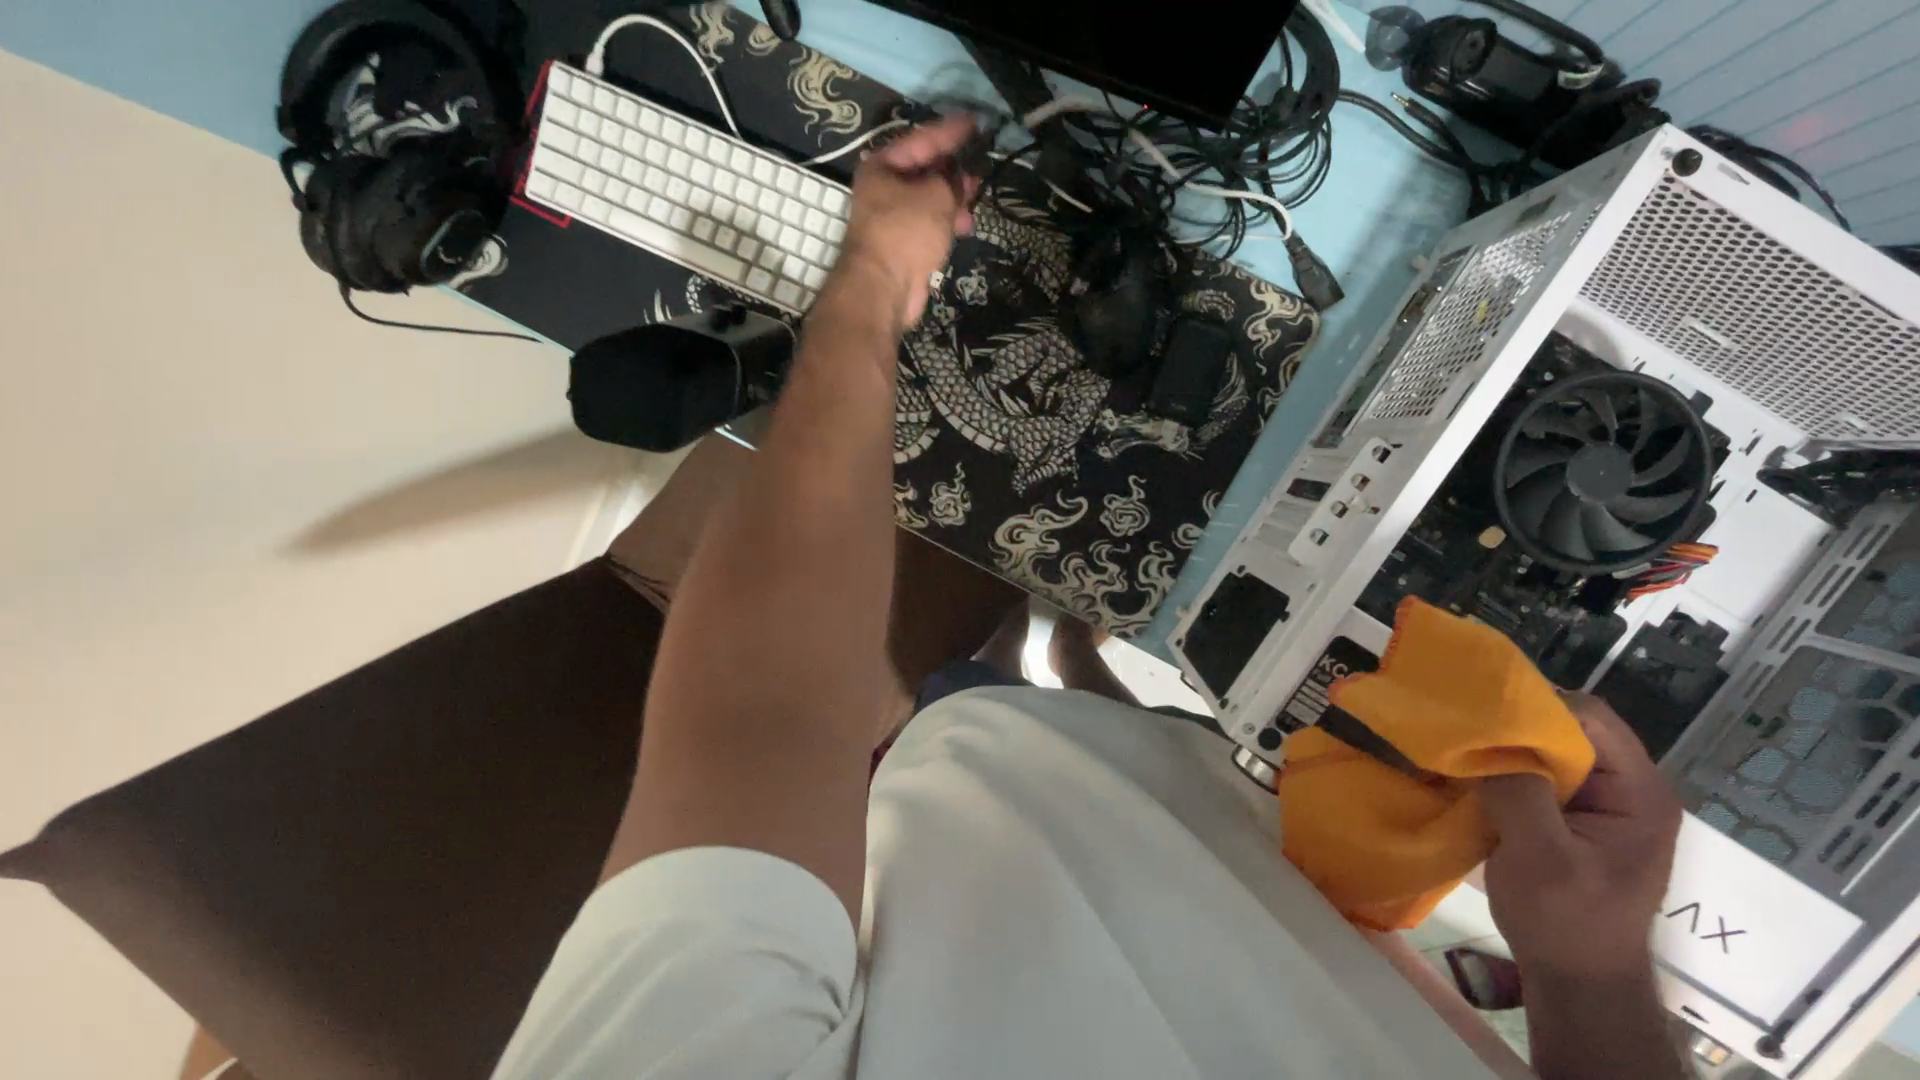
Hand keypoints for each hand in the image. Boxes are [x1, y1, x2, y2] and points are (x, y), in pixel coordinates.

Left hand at [834, 115, 979, 326]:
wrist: (883, 289)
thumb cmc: (905, 232)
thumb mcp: (936, 196)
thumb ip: (953, 180)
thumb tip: (962, 177)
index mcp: (882, 166)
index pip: (923, 139)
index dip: (951, 131)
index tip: (976, 122)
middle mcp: (883, 189)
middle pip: (925, 170)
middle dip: (955, 167)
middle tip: (982, 161)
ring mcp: (893, 218)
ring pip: (929, 198)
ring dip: (954, 197)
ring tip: (978, 196)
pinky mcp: (903, 244)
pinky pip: (930, 222)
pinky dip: (947, 220)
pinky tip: (965, 223)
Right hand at [1478, 694, 1681, 982]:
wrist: (1574, 978)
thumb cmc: (1566, 921)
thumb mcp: (1543, 860)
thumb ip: (1521, 796)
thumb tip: (1484, 744)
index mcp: (1639, 793)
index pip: (1591, 718)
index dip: (1536, 706)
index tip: (1479, 711)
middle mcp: (1624, 786)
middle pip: (1567, 726)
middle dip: (1512, 723)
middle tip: (1458, 724)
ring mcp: (1595, 800)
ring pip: (1544, 747)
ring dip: (1501, 746)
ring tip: (1454, 743)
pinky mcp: (1565, 813)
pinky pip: (1532, 771)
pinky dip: (1498, 767)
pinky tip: (1465, 771)